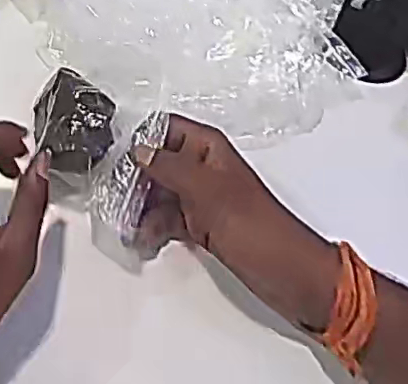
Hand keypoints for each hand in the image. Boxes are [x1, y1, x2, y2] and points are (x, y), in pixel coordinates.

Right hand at [134, 114, 340, 331]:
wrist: (295, 279)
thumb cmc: (257, 228)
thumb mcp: (208, 192)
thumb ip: (169, 167)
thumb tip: (138, 150)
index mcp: (206, 148)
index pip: (162, 127)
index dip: (138, 137)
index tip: (114, 152)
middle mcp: (200, 166)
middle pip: (155, 161)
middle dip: (133, 178)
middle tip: (112, 195)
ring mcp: (200, 196)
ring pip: (158, 191)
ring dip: (139, 206)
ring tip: (123, 224)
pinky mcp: (201, 223)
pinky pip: (167, 217)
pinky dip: (153, 226)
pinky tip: (141, 238)